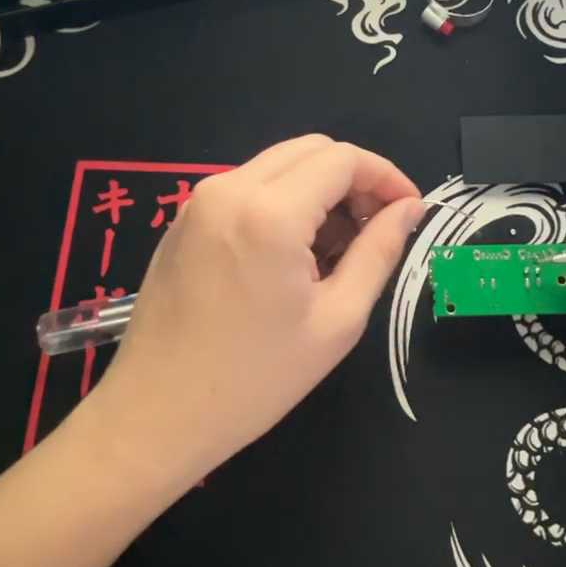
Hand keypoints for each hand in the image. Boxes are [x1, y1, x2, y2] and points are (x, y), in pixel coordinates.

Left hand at [75, 135, 424, 489]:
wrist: (156, 416)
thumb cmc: (254, 379)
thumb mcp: (336, 319)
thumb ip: (379, 251)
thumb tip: (409, 209)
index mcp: (269, 212)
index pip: (343, 158)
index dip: (386, 176)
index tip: (409, 210)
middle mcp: (229, 189)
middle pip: (311, 150)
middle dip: (354, 179)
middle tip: (377, 229)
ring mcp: (199, 202)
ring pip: (279, 166)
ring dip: (319, 192)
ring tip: (339, 252)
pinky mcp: (184, 221)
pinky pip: (248, 188)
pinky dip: (285, 203)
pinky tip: (294, 257)